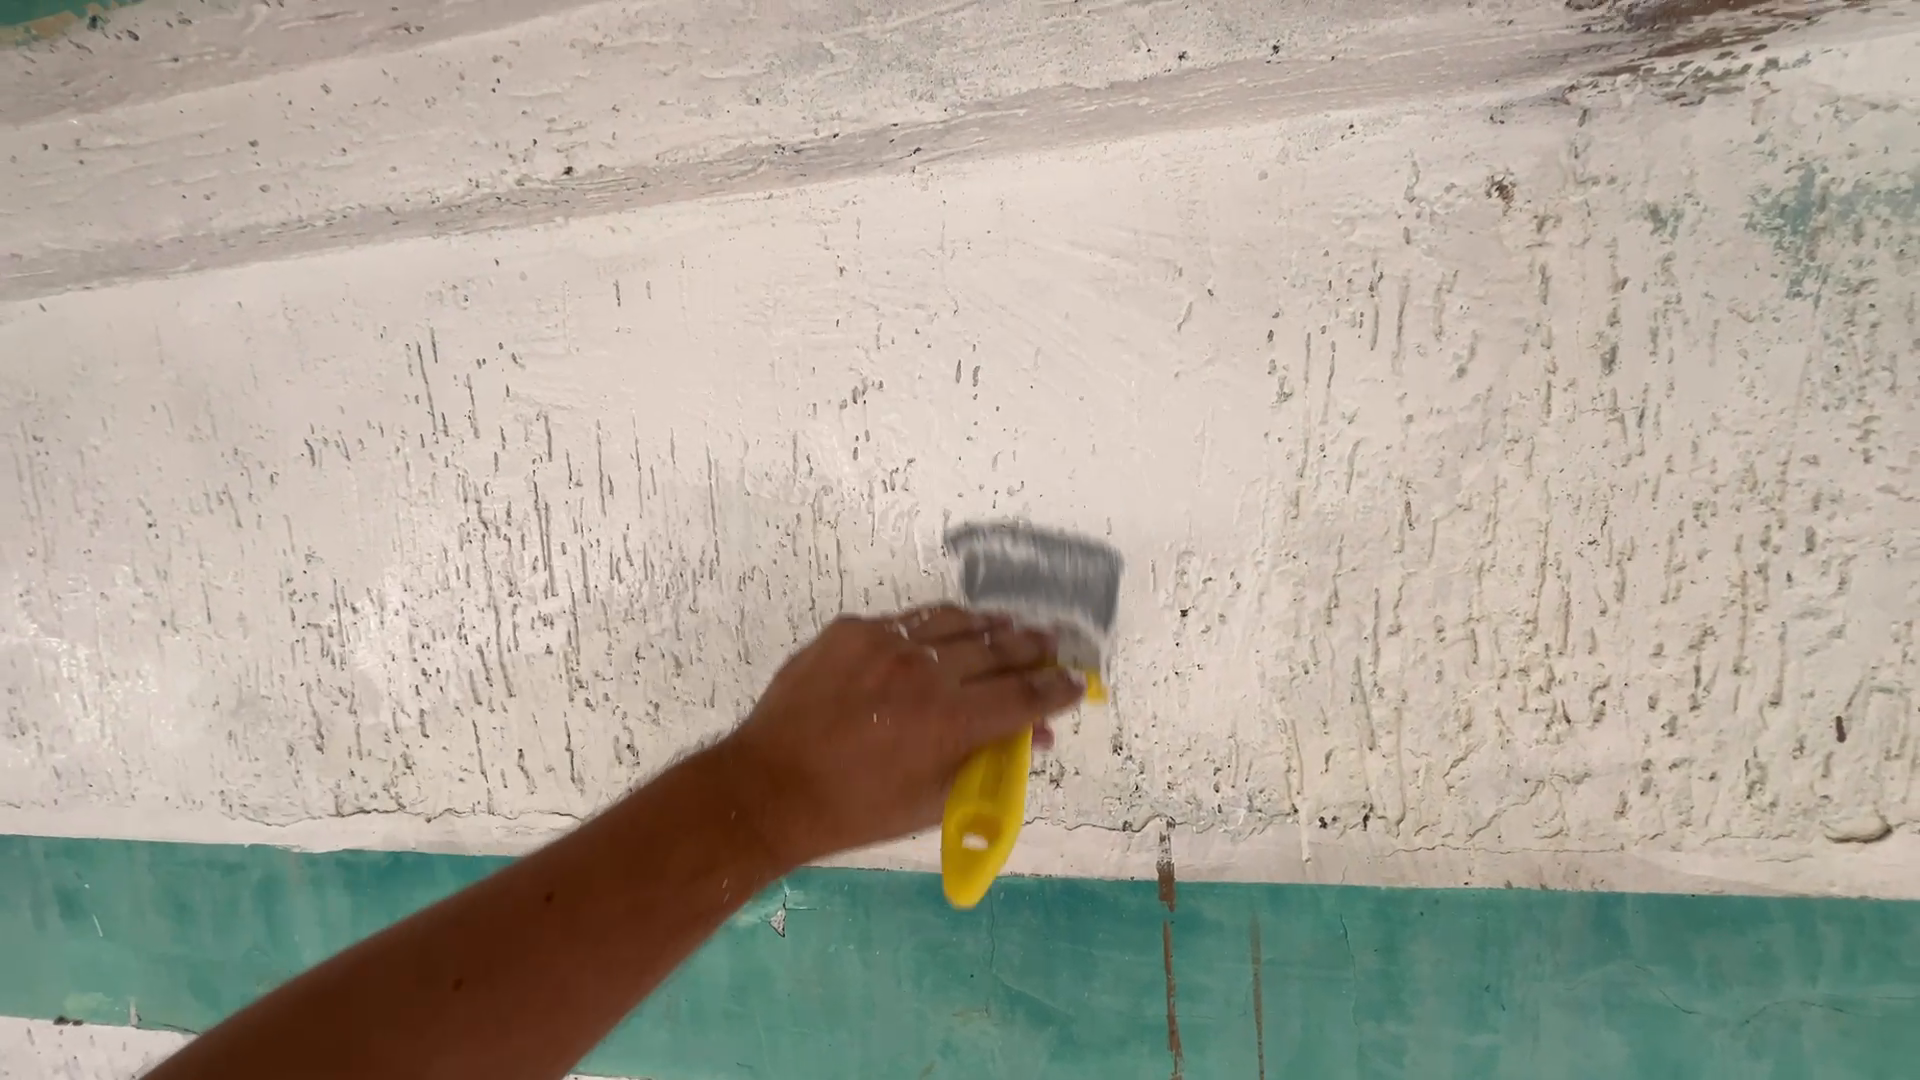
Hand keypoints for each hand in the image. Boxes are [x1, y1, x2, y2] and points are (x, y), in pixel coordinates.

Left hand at [715, 604, 1085, 866]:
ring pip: (956, 621)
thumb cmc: (855, 809)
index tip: (1075, 683)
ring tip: (1010, 626)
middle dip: (1033, 648)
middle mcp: (925, 671)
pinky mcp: (853, 628)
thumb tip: (1036, 737)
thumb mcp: (932, 800)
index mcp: (950, 720)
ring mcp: (886, 643)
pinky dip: (937, 626)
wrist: (770, 786)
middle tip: (1051, 645)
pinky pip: (909, 621)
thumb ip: (988, 763)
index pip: (1024, 696)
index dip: (1057, 689)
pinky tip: (947, 630)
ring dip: (991, 625)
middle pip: (998, 649)